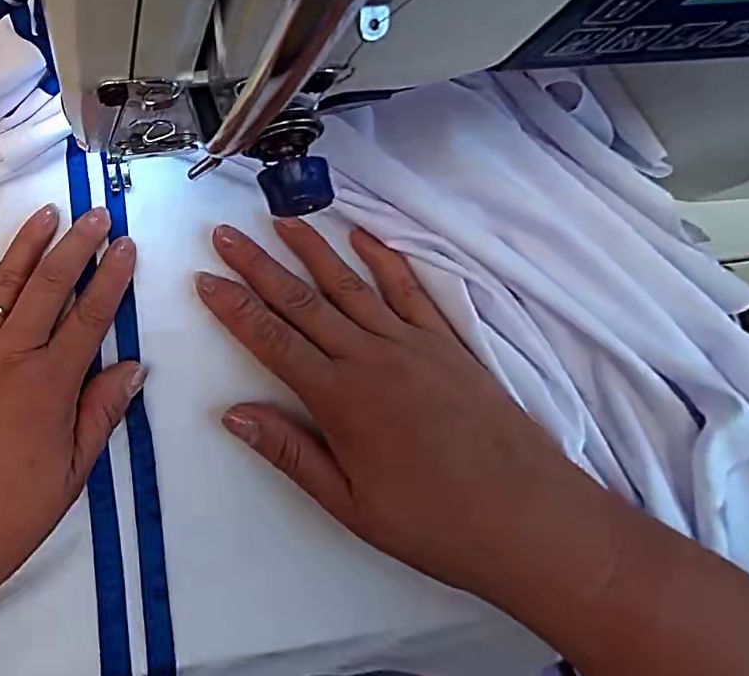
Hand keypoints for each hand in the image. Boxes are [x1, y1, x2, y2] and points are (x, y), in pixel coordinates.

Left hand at [0, 206, 139, 675]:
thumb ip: (98, 416)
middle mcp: (9, 354)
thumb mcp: (65, 481)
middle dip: (78, 245)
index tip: (126, 246)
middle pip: (50, 286)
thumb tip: (134, 368)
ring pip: (4, 281)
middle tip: (96, 215)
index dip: (112, 279)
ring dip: (29, 243)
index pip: (90, 318)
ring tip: (50, 212)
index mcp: (48, 386)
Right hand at [195, 219, 635, 608]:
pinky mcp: (448, 343)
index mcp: (340, 398)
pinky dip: (384, 260)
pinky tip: (362, 236)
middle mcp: (369, 358)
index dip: (233, 307)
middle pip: (300, 300)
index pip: (271, 340)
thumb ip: (289, 452)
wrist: (544, 529)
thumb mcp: (351, 506)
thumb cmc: (437, 524)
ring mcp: (411, 344)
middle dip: (255, 264)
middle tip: (224, 233)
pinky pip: (410, 291)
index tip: (205, 279)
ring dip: (310, 249)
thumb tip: (231, 413)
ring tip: (280, 219)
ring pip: (348, 285)